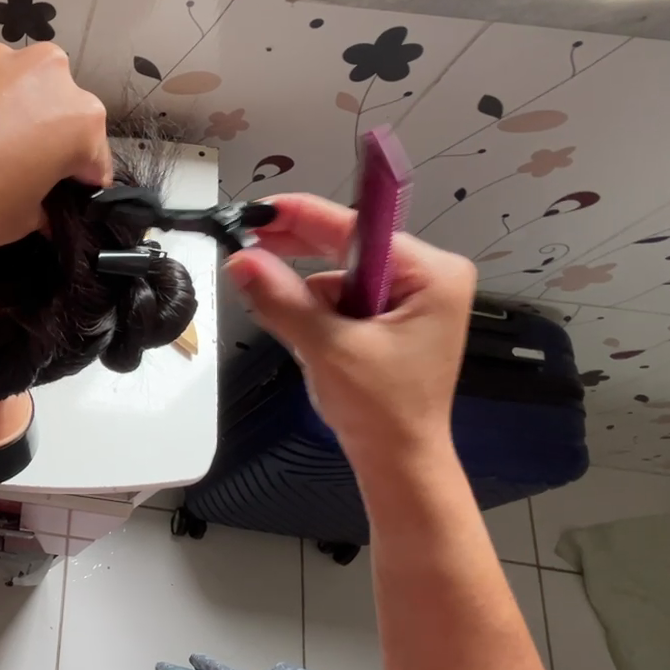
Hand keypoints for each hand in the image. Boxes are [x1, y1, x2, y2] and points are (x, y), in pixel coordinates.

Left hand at [0, 42, 112, 256]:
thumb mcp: (24, 221)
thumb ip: (45, 206)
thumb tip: (43, 209)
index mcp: (80, 117)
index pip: (94, 158)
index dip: (79, 183)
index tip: (63, 199)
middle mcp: (48, 74)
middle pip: (61, 110)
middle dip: (49, 139)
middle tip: (20, 174)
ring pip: (21, 90)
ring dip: (14, 114)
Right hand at [226, 193, 476, 464]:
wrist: (398, 459)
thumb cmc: (381, 408)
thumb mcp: (327, 347)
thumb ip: (281, 300)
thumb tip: (240, 260)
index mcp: (429, 273)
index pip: (354, 228)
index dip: (302, 217)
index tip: (258, 210)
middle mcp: (425, 276)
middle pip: (346, 244)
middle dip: (297, 252)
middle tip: (247, 247)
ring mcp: (408, 297)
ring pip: (336, 274)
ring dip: (305, 295)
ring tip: (296, 330)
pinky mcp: (389, 317)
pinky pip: (339, 298)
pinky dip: (314, 311)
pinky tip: (307, 337)